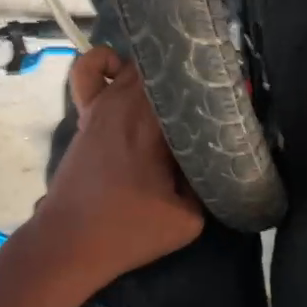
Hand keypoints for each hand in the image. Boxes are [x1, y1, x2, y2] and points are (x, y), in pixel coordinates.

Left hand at [30, 47, 203, 284]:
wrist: (68, 243)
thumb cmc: (127, 231)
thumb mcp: (188, 219)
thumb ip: (208, 183)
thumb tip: (217, 156)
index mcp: (154, 124)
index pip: (193, 86)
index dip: (218, 87)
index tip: (238, 98)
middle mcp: (128, 104)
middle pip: (167, 70)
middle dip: (194, 76)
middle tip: (216, 94)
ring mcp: (103, 104)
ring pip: (137, 66)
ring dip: (160, 72)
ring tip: (181, 85)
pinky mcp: (86, 112)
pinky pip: (90, 70)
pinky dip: (107, 63)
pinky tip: (124, 73)